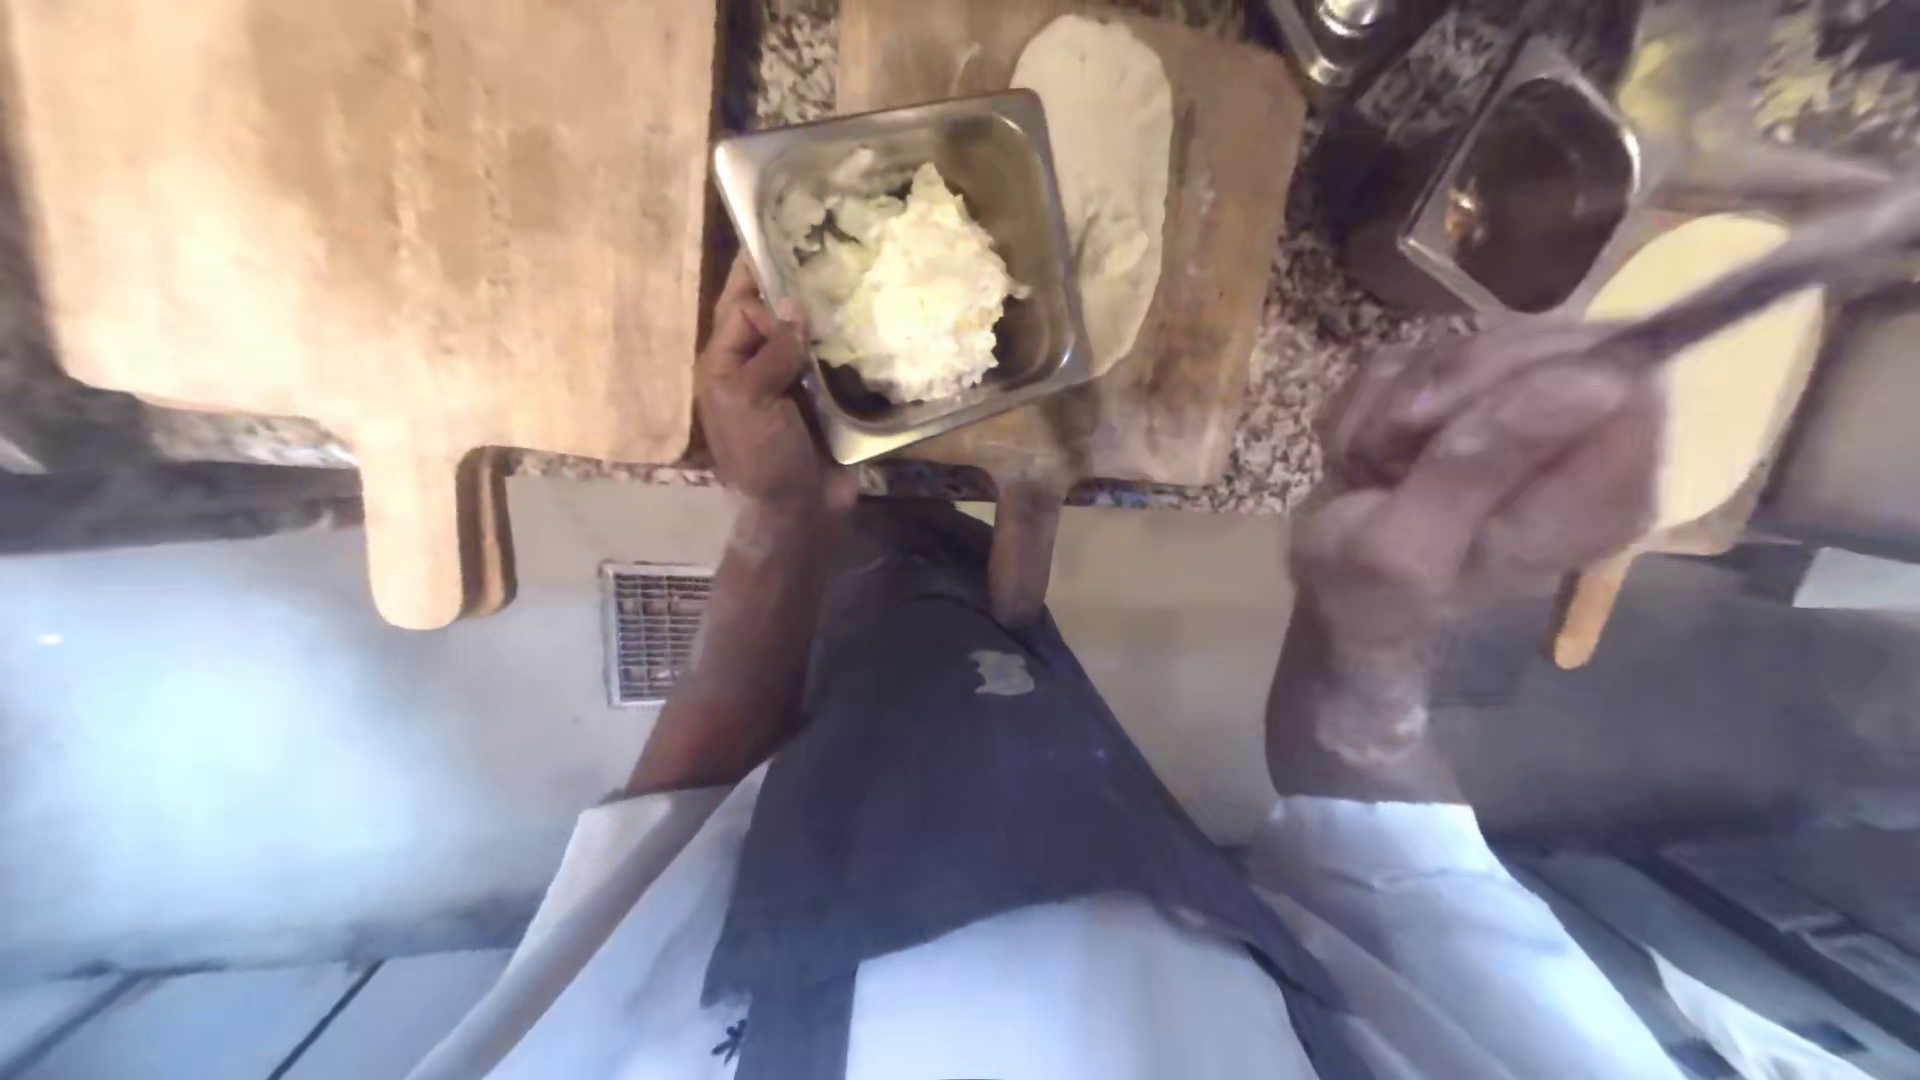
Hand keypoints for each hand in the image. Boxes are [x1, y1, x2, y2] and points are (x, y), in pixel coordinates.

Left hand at [697, 256, 855, 520]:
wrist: (797, 513)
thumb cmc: (762, 458)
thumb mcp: (748, 401)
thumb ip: (768, 353)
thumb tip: (796, 309)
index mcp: (725, 366)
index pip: (739, 308)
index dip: (762, 286)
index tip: (794, 256)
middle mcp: (758, 370)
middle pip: (773, 319)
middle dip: (795, 291)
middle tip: (828, 256)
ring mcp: (794, 388)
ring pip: (807, 340)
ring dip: (826, 319)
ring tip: (854, 286)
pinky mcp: (827, 405)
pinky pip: (835, 368)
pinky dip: (848, 351)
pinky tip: (868, 333)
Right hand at [1268, 328, 1659, 792]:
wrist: (1334, 593)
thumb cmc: (1370, 590)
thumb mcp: (1403, 548)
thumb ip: (1476, 473)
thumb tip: (1592, 377)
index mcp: (1594, 495)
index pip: (1614, 376)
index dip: (1516, 373)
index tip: (1424, 419)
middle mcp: (1578, 447)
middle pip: (1545, 343)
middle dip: (1440, 385)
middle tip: (1385, 449)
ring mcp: (1519, 418)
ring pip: (1467, 345)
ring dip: (1391, 400)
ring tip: (1369, 466)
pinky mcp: (1467, 404)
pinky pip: (1418, 359)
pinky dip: (1371, 400)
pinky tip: (1363, 454)